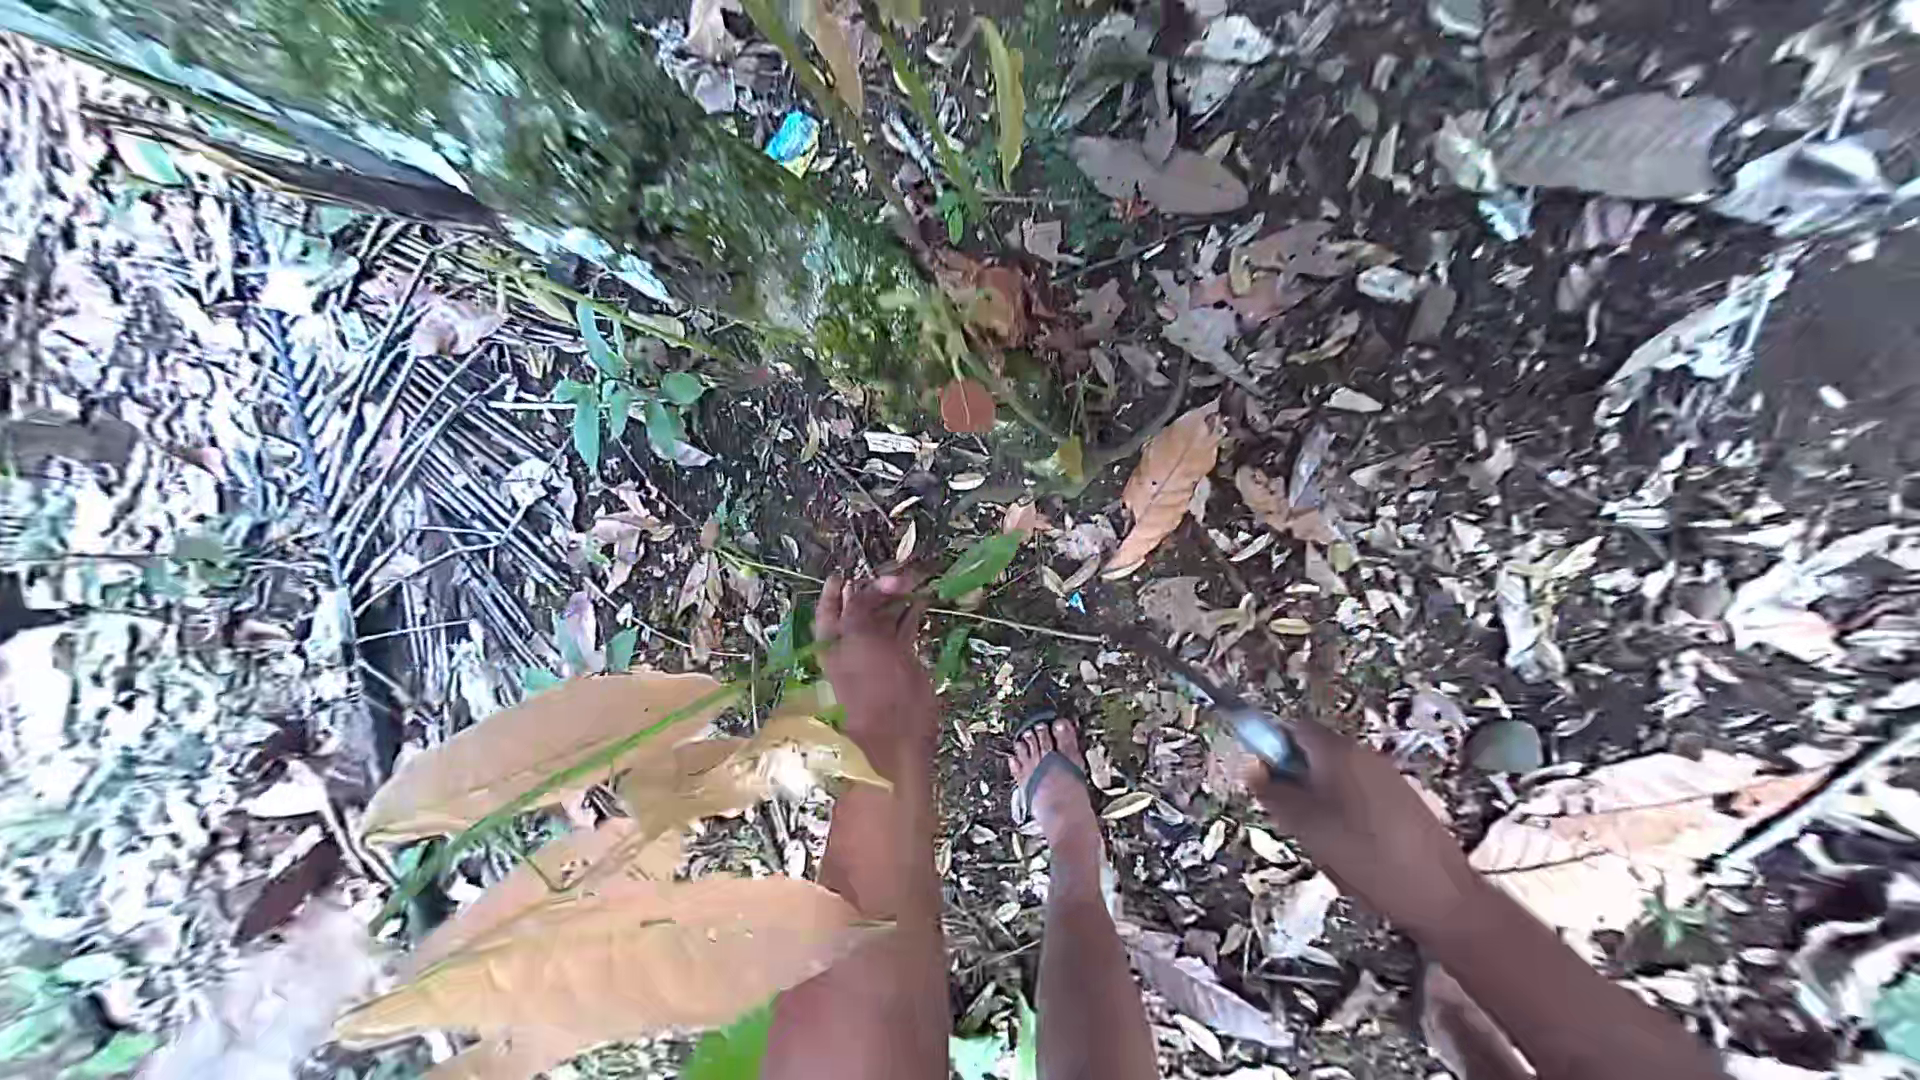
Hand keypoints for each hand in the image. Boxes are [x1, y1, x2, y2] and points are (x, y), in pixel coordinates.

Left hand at [815, 573, 936, 756]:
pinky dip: (912, 612)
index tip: (846, 572)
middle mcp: (853, 643)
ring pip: (885, 615)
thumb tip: (861, 586)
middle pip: (861, 607)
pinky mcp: (902, 656)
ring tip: (912, 580)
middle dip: (876, 588)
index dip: (836, 590)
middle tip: (896, 574)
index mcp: (833, 641)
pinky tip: (921, 599)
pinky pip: (904, 627)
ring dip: (897, 597)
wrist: (898, 726)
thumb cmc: (870, 682)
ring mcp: (878, 650)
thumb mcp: (858, 637)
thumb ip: (859, 607)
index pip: (830, 608)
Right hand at [1247, 719, 1483, 938]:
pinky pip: (1360, 790)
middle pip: (1315, 750)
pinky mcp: (1406, 799)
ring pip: (1336, 773)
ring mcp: (1388, 776)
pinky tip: (1354, 844)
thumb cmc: (1364, 854)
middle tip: (1293, 813)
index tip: (1267, 779)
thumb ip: (1272, 792)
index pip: (1292, 727)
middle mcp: (1364, 754)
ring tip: (1323, 834)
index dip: (1272, 748)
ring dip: (1321, 795)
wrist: (1443, 898)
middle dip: (1297, 776)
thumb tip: (1252, 768)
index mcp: (1337, 752)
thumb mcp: (1303, 825)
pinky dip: (1347, 808)